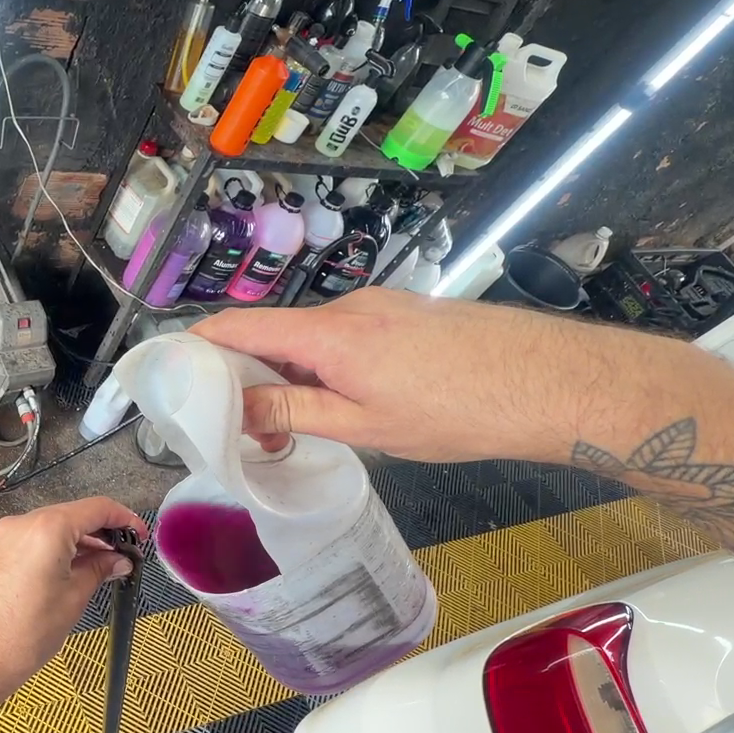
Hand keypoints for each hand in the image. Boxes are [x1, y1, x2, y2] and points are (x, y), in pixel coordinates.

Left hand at [0, 498, 146, 713]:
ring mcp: (1, 537)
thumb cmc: (24, 634)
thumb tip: (118, 560)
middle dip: (100, 533)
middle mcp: (20, 524)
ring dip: (76, 542)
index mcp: (46, 528)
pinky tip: (68, 571)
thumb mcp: (73, 598)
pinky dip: (52, 549)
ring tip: (99, 568)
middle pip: (71, 515)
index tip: (139, 535)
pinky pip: (30, 541)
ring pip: (49, 528)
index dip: (123, 518)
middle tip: (123, 557)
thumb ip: (99, 570)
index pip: (95, 508)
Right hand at [190, 288, 716, 463]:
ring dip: (283, 373)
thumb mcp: (364, 425)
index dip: (195, 343)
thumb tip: (236, 410)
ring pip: (306, 338)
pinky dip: (318, 366)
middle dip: (241, 373)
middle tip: (234, 422)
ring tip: (287, 422)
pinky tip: (334, 401)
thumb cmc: (459, 412)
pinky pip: (341, 337)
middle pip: (270, 332)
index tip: (168, 370)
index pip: (238, 325)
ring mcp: (380, 307)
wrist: (565, 385)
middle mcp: (348, 308)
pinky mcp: (405, 314)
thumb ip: (291, 411)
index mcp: (330, 334)